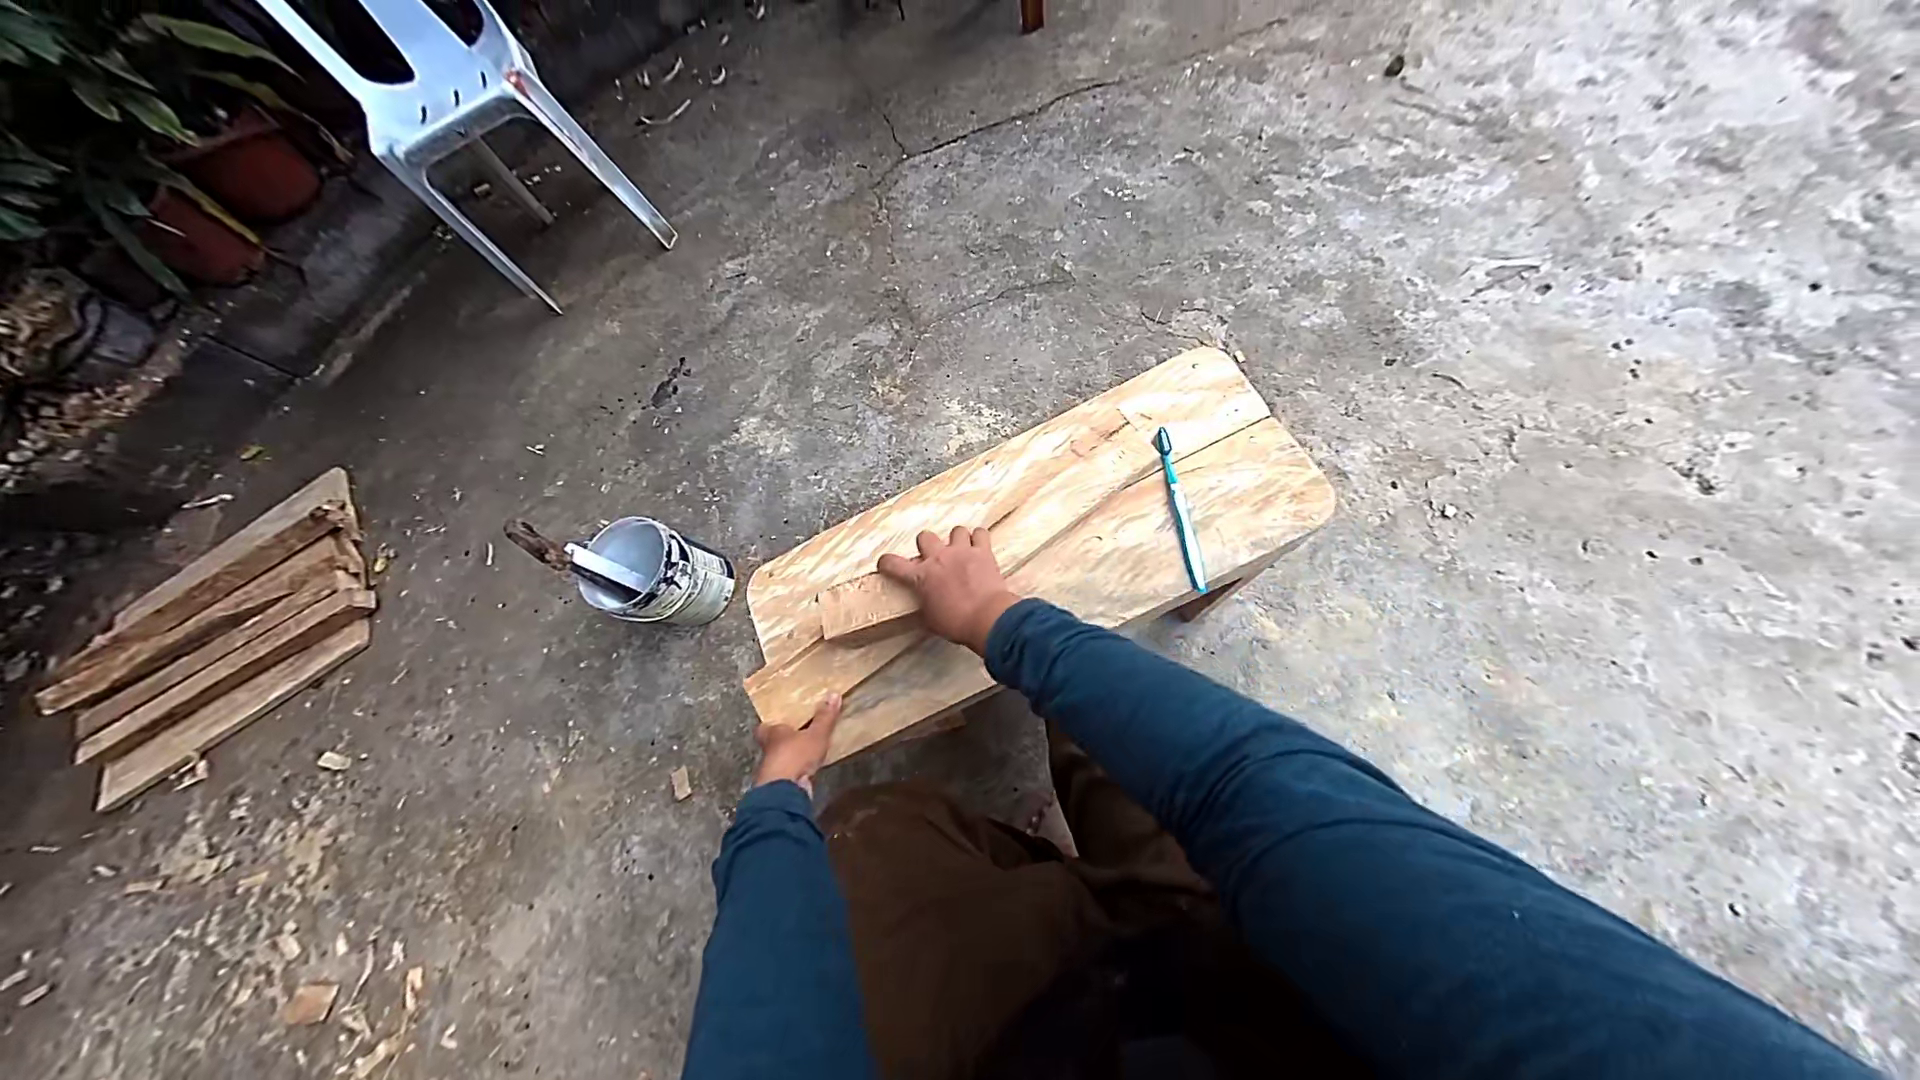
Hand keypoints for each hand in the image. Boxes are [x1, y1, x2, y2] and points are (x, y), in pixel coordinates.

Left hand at [752, 694, 841, 794]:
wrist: (784, 792)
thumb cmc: (796, 756)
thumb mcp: (816, 734)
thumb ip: (825, 717)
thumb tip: (833, 694)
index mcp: (773, 734)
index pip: (765, 727)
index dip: (772, 724)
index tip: (782, 721)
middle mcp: (768, 751)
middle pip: (772, 743)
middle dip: (783, 740)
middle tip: (798, 734)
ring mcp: (772, 770)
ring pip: (780, 759)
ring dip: (790, 757)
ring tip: (806, 752)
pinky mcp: (778, 786)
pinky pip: (788, 774)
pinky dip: (795, 771)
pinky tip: (807, 770)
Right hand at [876, 527, 1020, 654]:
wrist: (986, 618)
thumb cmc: (958, 623)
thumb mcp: (930, 619)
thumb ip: (925, 604)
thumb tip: (926, 602)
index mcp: (921, 576)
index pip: (893, 564)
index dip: (887, 562)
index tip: (887, 563)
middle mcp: (939, 558)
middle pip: (924, 536)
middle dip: (927, 545)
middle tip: (933, 557)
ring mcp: (961, 552)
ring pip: (955, 530)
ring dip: (956, 539)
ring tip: (960, 551)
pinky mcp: (983, 552)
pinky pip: (980, 533)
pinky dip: (979, 538)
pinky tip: (979, 546)